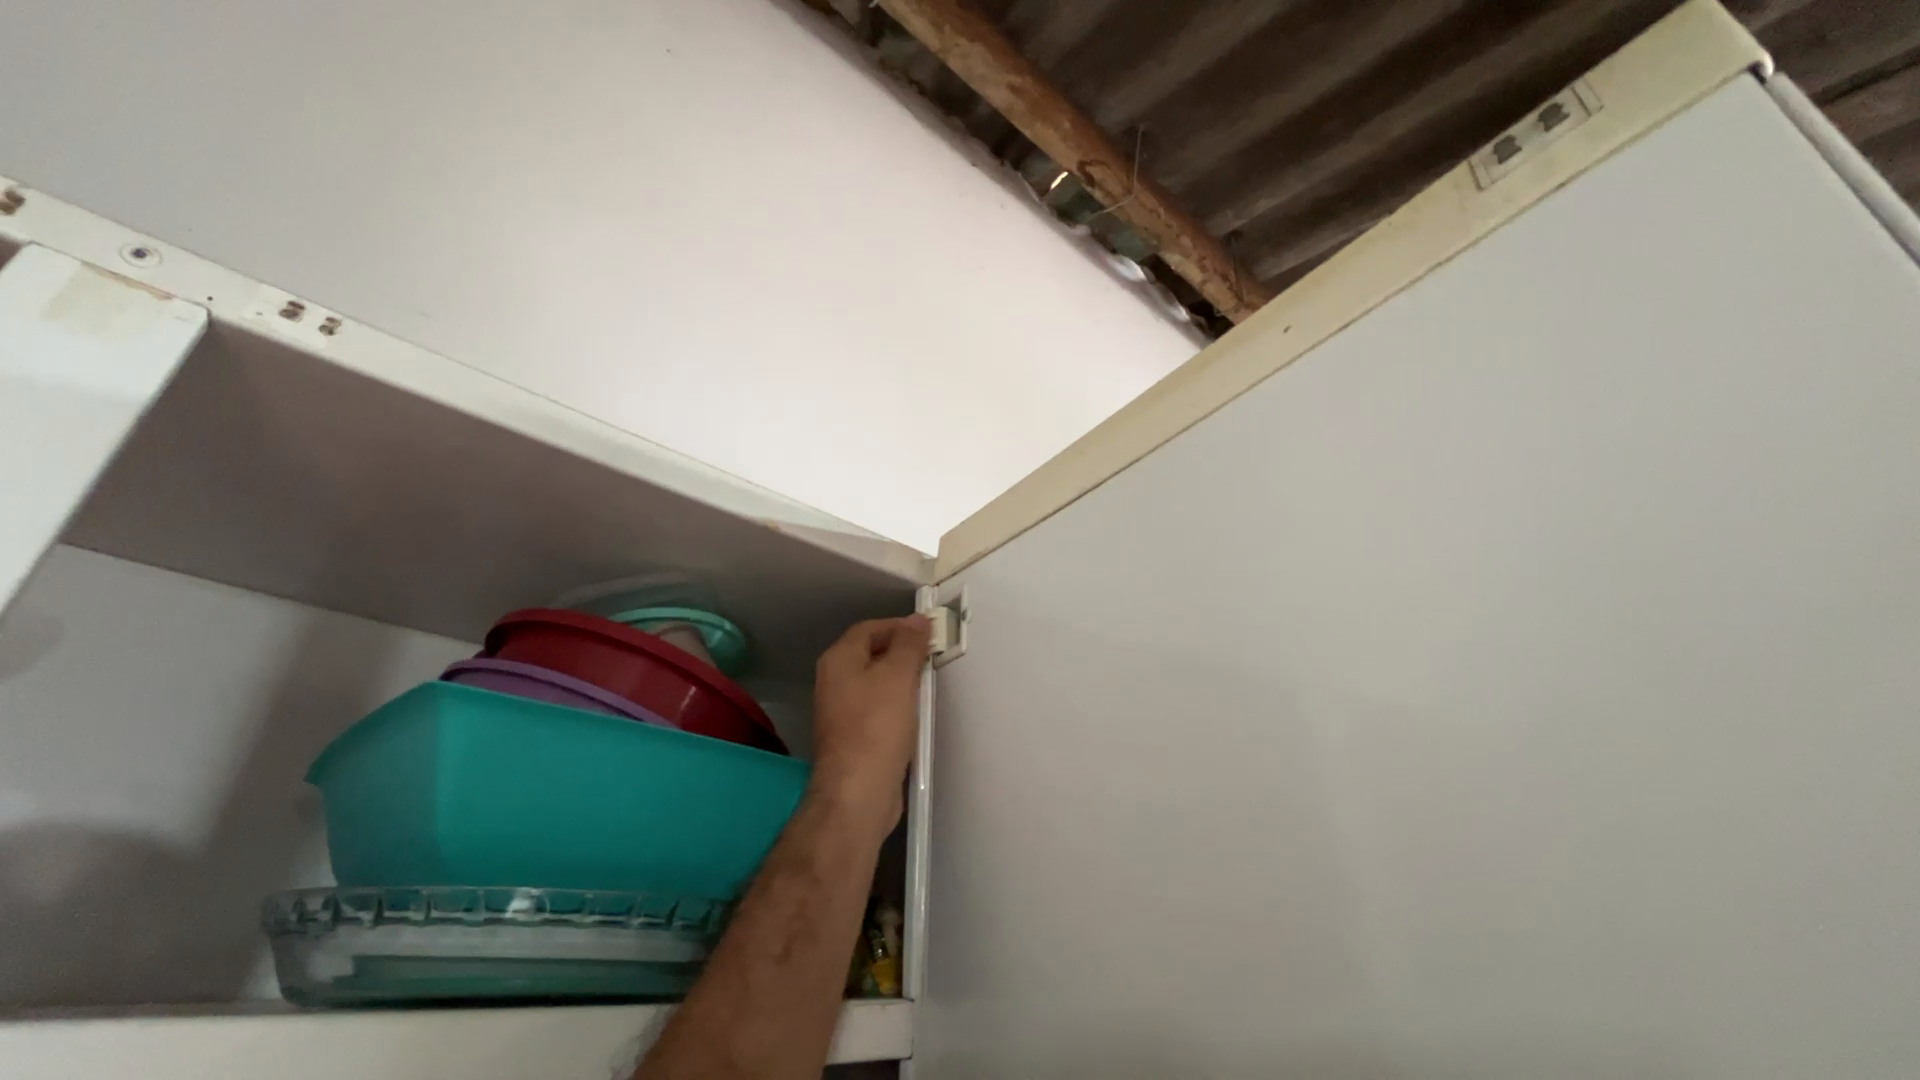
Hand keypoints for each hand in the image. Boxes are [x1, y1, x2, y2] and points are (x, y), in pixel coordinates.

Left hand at [810, 615, 930, 831]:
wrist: (858, 792)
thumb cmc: (876, 727)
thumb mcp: (898, 676)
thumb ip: (908, 644)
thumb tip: (917, 620)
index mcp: (838, 661)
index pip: (868, 628)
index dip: (899, 626)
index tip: (929, 633)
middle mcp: (834, 682)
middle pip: (870, 654)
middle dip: (901, 652)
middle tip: (931, 656)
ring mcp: (841, 711)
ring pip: (875, 683)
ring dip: (900, 679)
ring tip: (927, 683)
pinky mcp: (853, 736)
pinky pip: (877, 709)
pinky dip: (896, 705)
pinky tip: (914, 714)